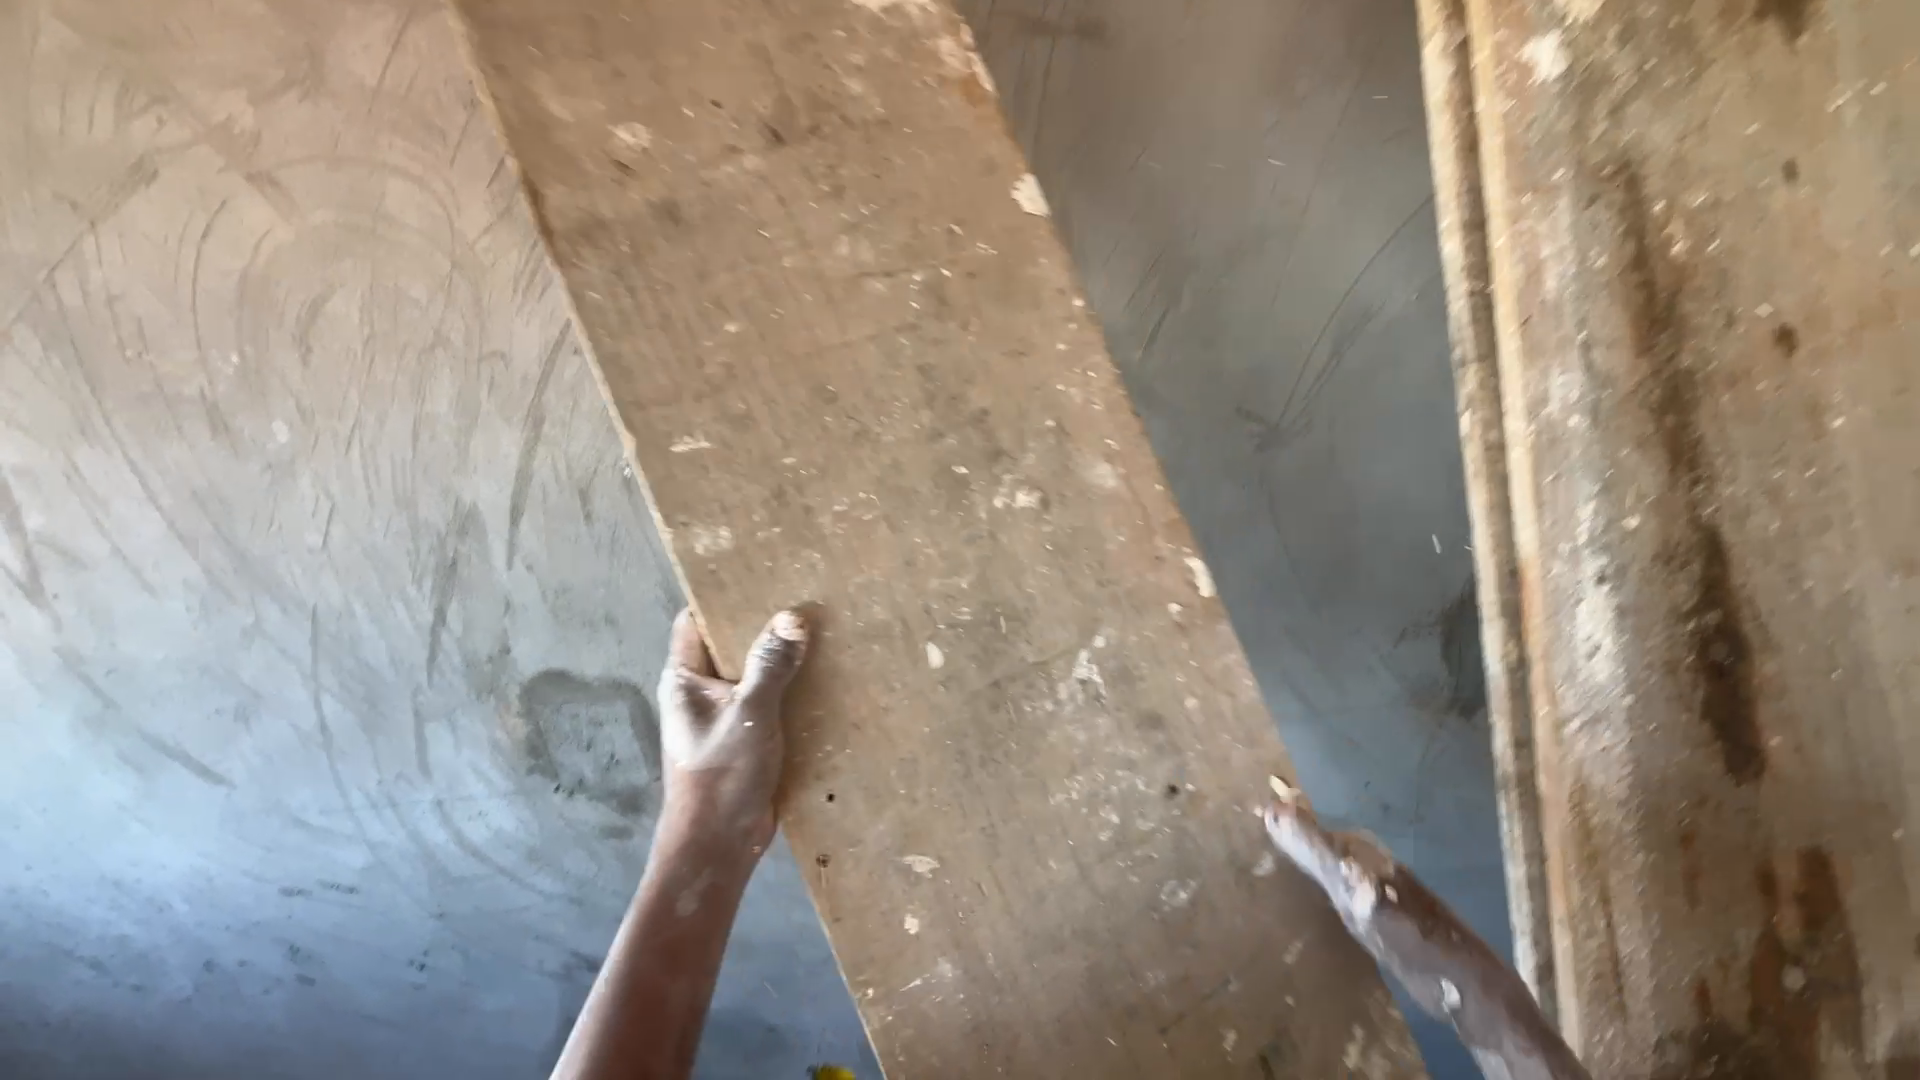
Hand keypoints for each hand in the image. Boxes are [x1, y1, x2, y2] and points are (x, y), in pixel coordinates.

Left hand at [656, 608, 808, 849]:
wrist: (719, 846)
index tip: (761, 573)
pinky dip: (793, 686)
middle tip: (806, 594)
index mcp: (685, 678)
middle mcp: (702, 690)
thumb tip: (794, 616)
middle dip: (764, 622)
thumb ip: (771, 665)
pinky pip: (772, 698)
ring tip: (824, 627)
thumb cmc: (720, 776)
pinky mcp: (749, 734)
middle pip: (731, 642)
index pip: (696, 620)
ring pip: (756, 670)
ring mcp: (726, 713)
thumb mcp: (749, 714)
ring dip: (784, 656)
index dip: (722, 595)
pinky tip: (827, 674)